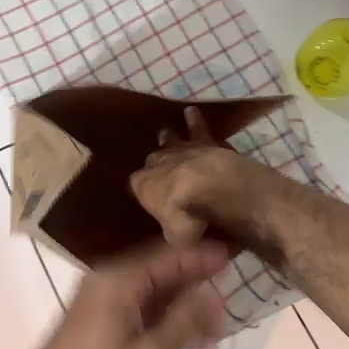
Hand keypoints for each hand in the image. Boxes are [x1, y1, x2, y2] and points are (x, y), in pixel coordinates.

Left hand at [12, 243, 229, 348]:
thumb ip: (183, 322)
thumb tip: (214, 294)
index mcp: (119, 280)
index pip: (168, 257)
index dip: (202, 256)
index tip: (233, 254)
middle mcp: (109, 279)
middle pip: (161, 271)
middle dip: (196, 284)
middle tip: (230, 298)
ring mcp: (102, 297)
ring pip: (151, 290)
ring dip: (181, 303)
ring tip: (216, 321)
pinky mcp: (99, 316)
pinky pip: (139, 304)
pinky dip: (163, 315)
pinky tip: (186, 332)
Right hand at [130, 106, 266, 246]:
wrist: (212, 187)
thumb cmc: (186, 217)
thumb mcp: (175, 238)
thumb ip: (174, 234)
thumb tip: (179, 236)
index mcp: (142, 186)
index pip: (135, 187)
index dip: (141, 192)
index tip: (145, 197)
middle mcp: (155, 163)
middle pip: (151, 160)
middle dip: (153, 163)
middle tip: (156, 166)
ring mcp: (179, 149)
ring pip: (169, 140)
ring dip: (167, 138)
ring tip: (163, 131)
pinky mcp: (203, 141)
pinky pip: (196, 127)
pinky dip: (194, 120)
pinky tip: (191, 111)